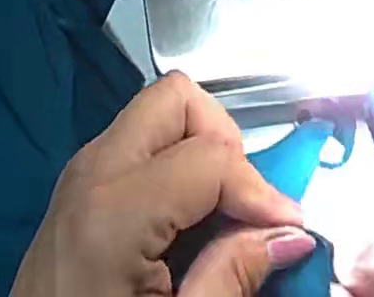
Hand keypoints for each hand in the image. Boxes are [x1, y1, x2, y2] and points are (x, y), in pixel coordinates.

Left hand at [13, 71, 315, 296]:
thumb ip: (231, 278)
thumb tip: (290, 232)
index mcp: (113, 210)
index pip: (207, 155)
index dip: (260, 188)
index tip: (290, 230)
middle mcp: (94, 167)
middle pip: (174, 96)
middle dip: (223, 138)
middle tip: (245, 204)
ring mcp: (84, 166)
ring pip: (158, 108)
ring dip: (201, 145)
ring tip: (222, 212)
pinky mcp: (82, 177)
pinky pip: (141, 136)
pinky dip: (177, 157)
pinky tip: (189, 214)